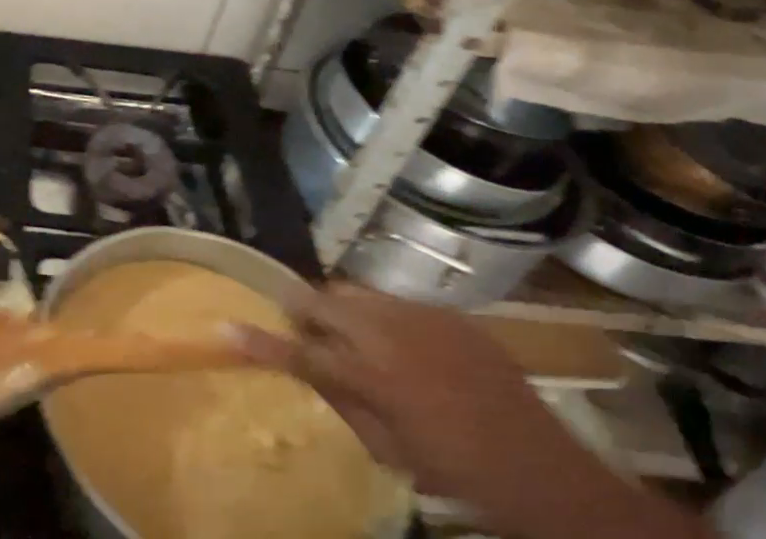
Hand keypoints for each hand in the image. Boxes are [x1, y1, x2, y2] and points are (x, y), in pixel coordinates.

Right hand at [234, 284, 711, 538]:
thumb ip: (342, 402)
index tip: (223, 326)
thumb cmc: (455, 471)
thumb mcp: (388, 449)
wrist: (542, 468)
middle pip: (324, 301)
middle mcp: (392, 334)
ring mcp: (424, 318)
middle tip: (298, 328)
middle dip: (303, 310)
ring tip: (347, 334)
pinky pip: (398, 302)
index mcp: (372, 376)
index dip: (258, 339)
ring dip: (342, 309)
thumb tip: (309, 370)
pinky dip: (383, 315)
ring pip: (359, 293)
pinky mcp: (452, 315)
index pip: (299, 349)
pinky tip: (398, 343)